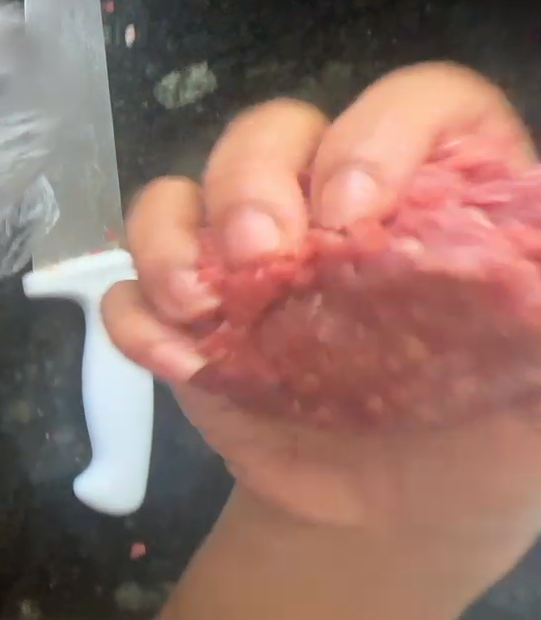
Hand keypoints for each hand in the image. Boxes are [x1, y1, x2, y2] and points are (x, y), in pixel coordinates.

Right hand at [104, 63, 540, 574]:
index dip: (374, 134)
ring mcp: (233, 262)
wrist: (387, 515)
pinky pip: (124, 293)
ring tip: (199, 310)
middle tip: (257, 258)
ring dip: (165, 244)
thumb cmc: (495, 441)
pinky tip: (176, 366)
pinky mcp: (175, 317)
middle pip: (263, 134)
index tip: (354, 213)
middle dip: (245, 185)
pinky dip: (134, 323)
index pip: (409, 104)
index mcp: (433, 197)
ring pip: (169, 199)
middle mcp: (321, 211)